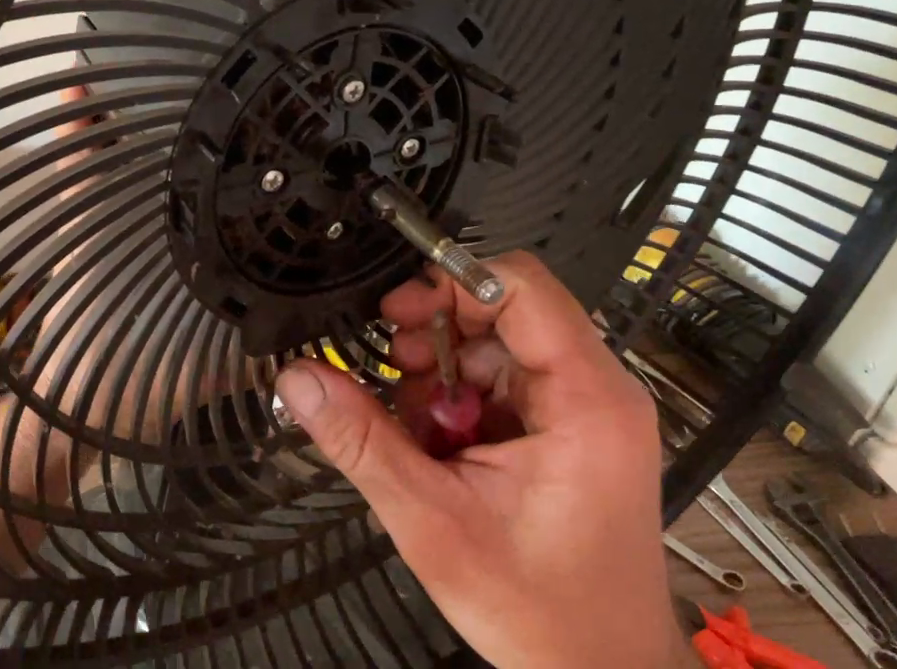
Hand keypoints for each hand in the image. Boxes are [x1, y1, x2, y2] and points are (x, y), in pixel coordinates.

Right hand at [274, 252, 682, 668]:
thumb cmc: (543, 612)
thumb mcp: (433, 522)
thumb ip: (362, 441)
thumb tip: (299, 378)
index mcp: (586, 401)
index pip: (521, 287)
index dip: (450, 284)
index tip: (396, 312)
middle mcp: (597, 391)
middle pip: (505, 310)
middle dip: (437, 333)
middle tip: (394, 370)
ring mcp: (585, 409)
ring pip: (496, 345)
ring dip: (443, 371)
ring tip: (415, 423)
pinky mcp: (568, 429)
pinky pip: (501, 381)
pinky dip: (459, 399)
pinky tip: (439, 444)